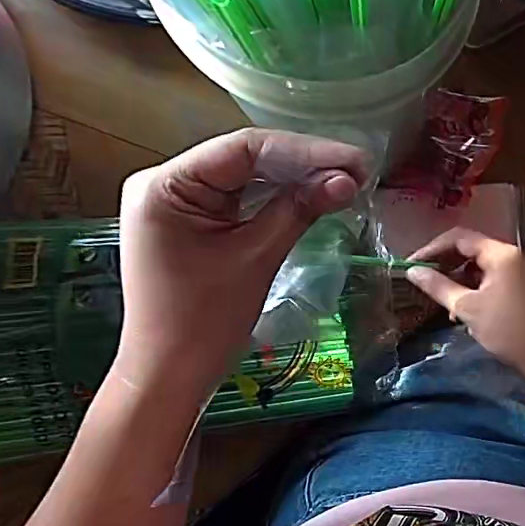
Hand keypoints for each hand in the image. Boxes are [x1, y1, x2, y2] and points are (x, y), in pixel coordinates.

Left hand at [113, 128, 368, 399]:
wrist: (169, 377)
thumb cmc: (204, 323)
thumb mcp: (255, 259)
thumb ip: (298, 210)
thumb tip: (347, 179)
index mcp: (165, 185)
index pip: (244, 149)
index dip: (306, 150)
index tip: (355, 159)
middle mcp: (164, 183)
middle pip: (245, 160)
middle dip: (304, 164)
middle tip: (359, 169)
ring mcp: (177, 204)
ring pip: (245, 180)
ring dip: (294, 181)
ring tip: (346, 180)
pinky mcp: (191, 224)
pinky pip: (239, 202)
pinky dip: (276, 201)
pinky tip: (313, 196)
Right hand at [405, 229, 524, 382]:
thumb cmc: (508, 330)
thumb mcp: (467, 308)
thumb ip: (438, 287)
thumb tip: (412, 271)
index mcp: (500, 253)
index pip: (460, 238)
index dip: (432, 248)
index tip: (411, 264)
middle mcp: (512, 256)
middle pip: (470, 249)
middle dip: (444, 263)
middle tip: (421, 279)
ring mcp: (519, 272)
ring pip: (480, 267)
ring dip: (458, 279)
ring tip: (439, 298)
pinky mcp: (522, 288)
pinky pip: (491, 280)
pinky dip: (473, 289)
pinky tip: (461, 310)